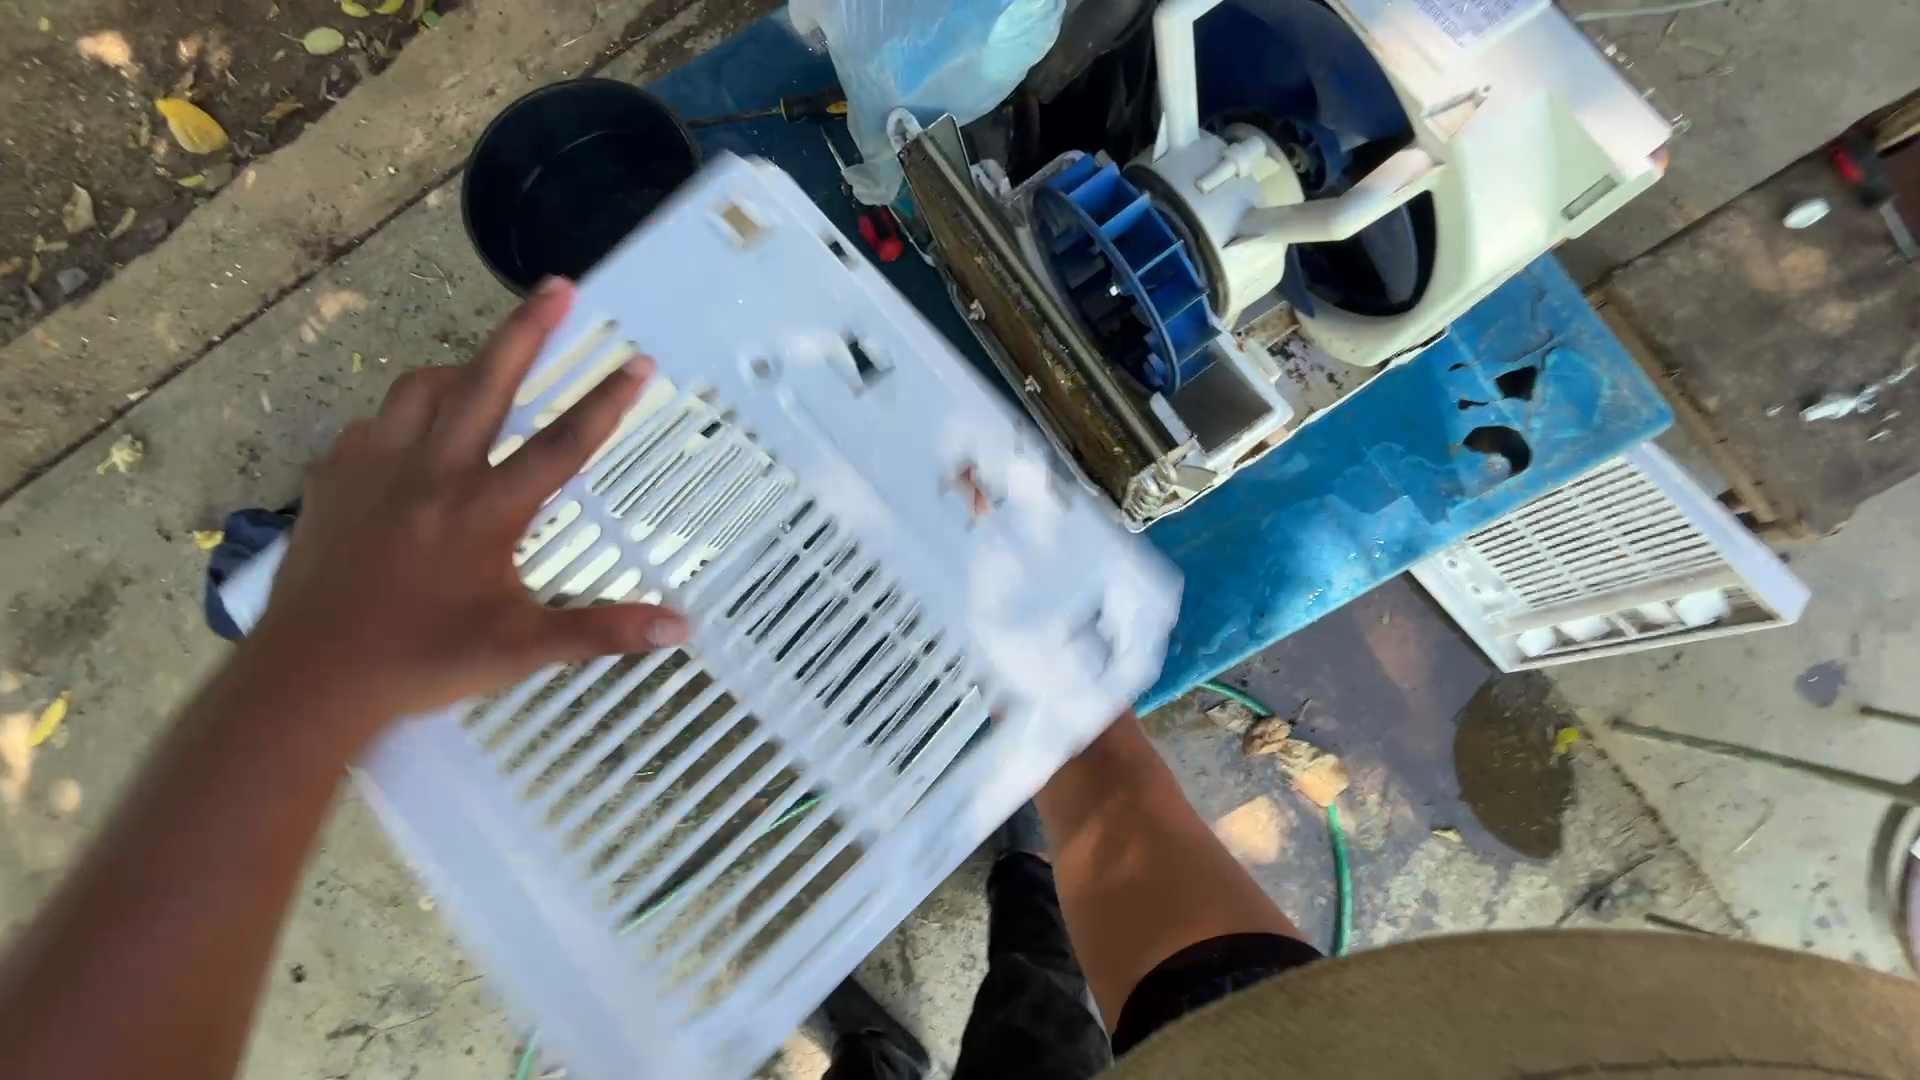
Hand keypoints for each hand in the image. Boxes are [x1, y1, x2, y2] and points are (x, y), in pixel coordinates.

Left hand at [248, 277, 688, 729]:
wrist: (307, 680)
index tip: (640, 361)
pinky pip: (379, 421)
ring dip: (464, 368)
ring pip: (422, 389)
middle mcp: (433, 473)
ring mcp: (376, 470)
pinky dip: (411, 411)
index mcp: (485, 510)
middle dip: (527, 329)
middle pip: (487, 383)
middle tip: (559, 287)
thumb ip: (607, 631)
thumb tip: (683, 629)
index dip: (607, 402)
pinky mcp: (334, 479)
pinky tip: (424, 434)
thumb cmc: (425, 659)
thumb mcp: (526, 649)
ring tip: (491, 368)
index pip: (561, 445)